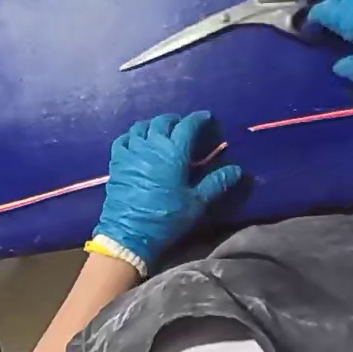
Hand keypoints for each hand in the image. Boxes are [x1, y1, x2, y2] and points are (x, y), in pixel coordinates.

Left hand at [92, 111, 243, 273]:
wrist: (129, 233)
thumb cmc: (166, 218)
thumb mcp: (196, 203)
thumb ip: (216, 183)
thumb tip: (236, 169)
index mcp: (174, 152)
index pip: (188, 125)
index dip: (199, 119)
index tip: (207, 118)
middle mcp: (151, 145)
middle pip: (164, 121)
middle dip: (176, 121)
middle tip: (184, 127)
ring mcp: (131, 151)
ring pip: (141, 127)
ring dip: (154, 125)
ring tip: (162, 132)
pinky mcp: (116, 161)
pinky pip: (124, 139)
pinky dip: (133, 136)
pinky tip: (137, 142)